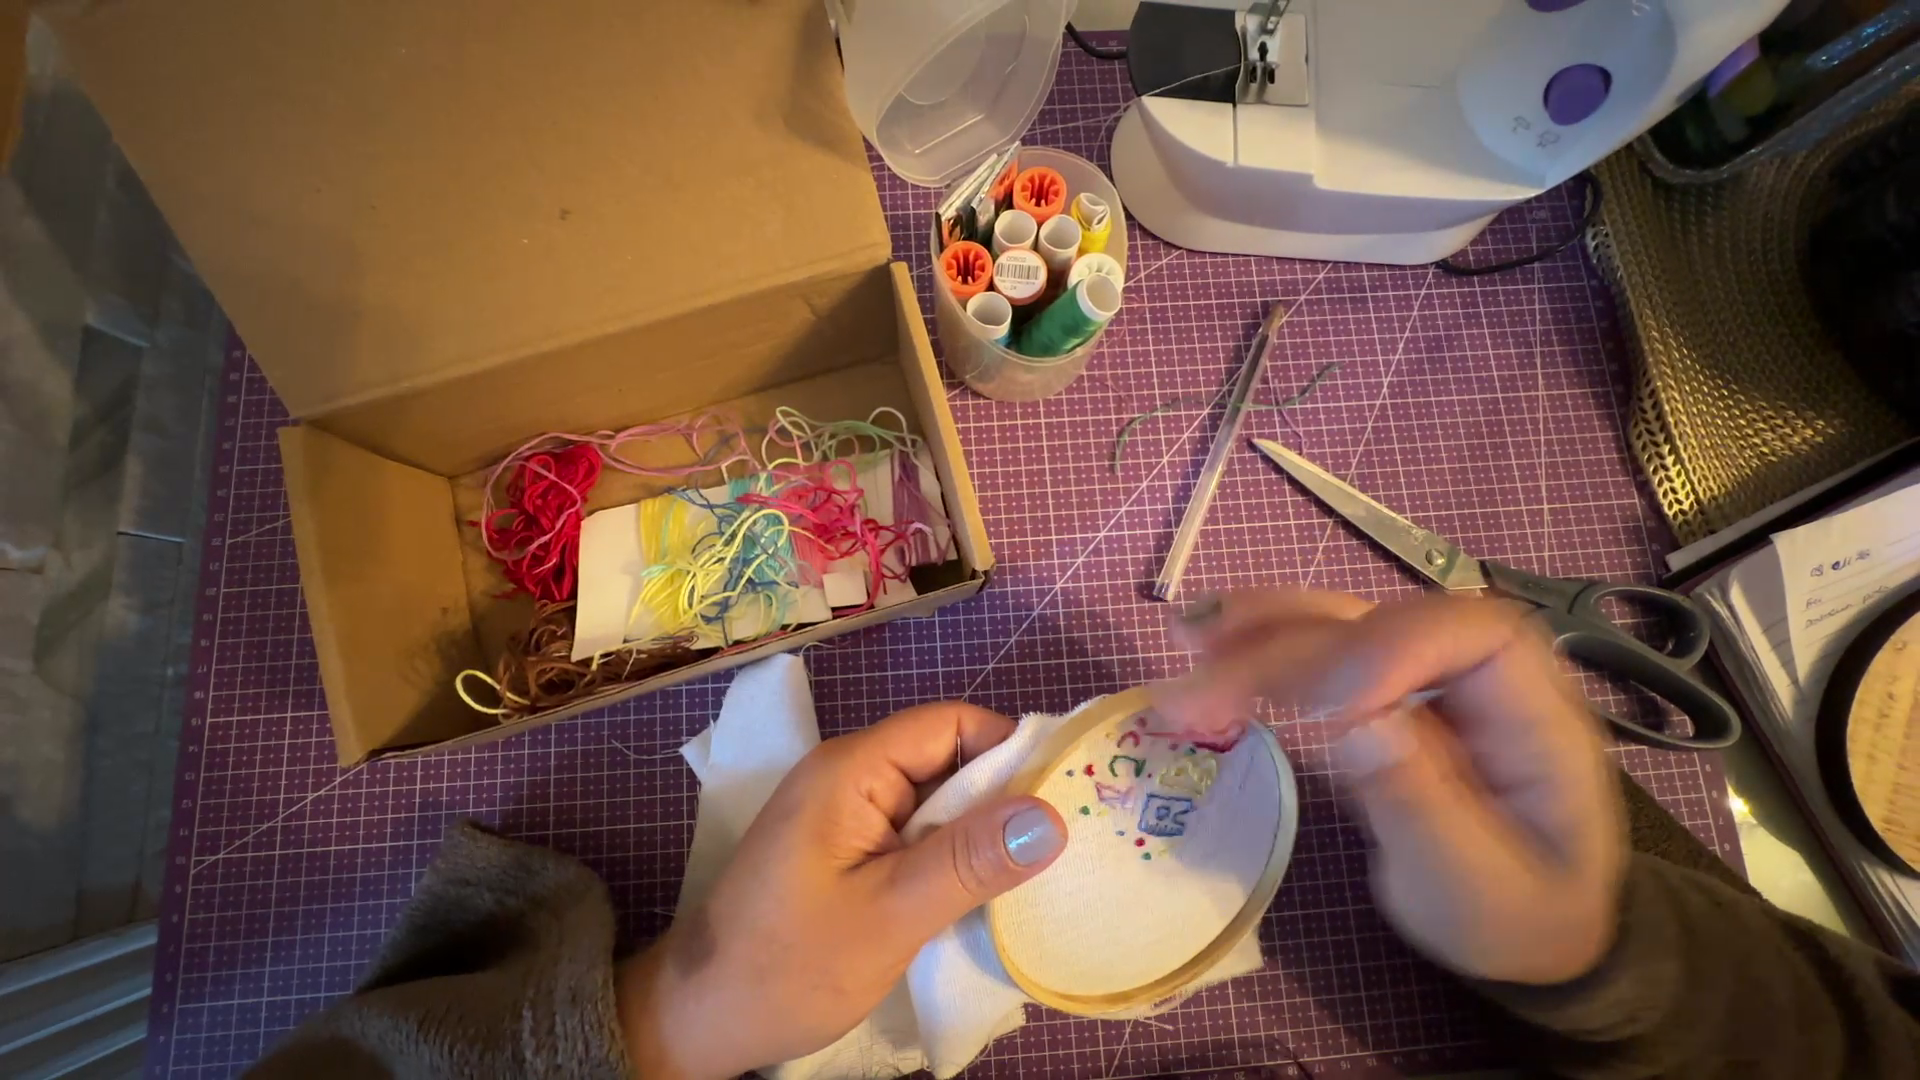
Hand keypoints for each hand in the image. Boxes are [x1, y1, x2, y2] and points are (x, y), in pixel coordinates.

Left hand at [615, 703, 1066, 1078]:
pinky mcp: (848, 845)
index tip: (1065, 789)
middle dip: (1003, 792)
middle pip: (945, 757)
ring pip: (935, 797)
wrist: (698, 1020)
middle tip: (1066, 837)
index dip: (1009, 745)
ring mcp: (847, 810)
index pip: (948, 724)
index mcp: (852, 769)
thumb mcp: (888, 917)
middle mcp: (851, 774)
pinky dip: (952, 851)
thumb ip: (968, 862)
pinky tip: (986, 884)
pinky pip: (915, 829)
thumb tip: (1051, 816)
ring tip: (1040, 864)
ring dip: (980, 828)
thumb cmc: (786, 965)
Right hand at [1154, 589, 1625, 985]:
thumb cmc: (1510, 915)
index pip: (1470, 635)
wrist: (1515, 919)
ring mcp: (1416, 674)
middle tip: (1197, 691)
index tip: (1322, 711)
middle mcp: (1470, 674)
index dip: (1391, 650)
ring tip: (1188, 638)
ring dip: (1255, 626)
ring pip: (1333, 620)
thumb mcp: (1476, 890)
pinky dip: (1253, 640)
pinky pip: (1310, 644)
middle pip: (1373, 623)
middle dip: (1280, 650)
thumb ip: (1423, 808)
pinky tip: (1204, 639)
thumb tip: (1354, 723)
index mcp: (1531, 716)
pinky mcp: (1371, 686)